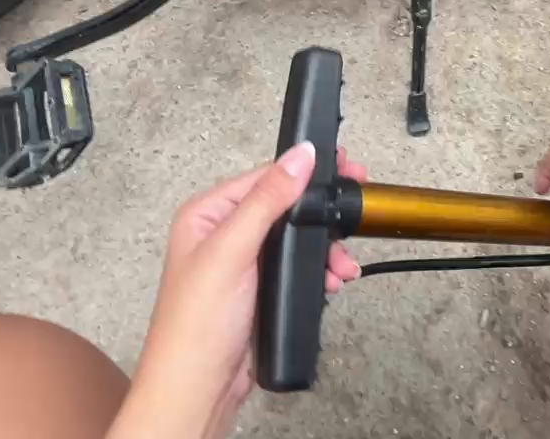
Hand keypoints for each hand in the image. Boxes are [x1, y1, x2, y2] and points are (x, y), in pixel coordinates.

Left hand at [124, 143, 364, 438]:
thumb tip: (302, 154)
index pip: (266, 176)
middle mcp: (226, 232)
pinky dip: (320, 270)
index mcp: (209, 213)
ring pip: (298, 237)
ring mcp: (246, 261)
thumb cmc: (196, 327)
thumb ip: (268, 200)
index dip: (306, 172)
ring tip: (342, 264)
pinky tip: (333, 280)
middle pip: (287, 205)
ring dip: (326, 248)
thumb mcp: (232, 251)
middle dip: (322, 214)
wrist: (198, 395)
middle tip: (353, 211)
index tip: (343, 166)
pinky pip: (299, 265)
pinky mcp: (262, 288)